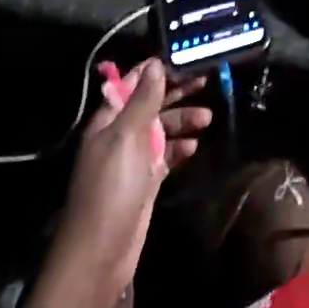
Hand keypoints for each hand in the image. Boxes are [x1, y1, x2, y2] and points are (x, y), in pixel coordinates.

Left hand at [32, 60, 211, 307]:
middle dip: (176, 92)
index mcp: (109, 119)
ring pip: (162, 128)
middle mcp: (121, 133)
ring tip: (207, 119)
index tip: (184, 56)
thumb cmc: (111, 187)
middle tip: (205, 79)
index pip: (132, 83)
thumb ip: (142, 100)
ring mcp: (134, 157)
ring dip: (183, 120)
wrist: (101, 251)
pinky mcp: (146, 179)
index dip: (156, 69)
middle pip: (151, 104)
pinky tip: (193, 146)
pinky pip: (166, 154)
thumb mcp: (126, 137)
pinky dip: (179, 147)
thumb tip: (155, 63)